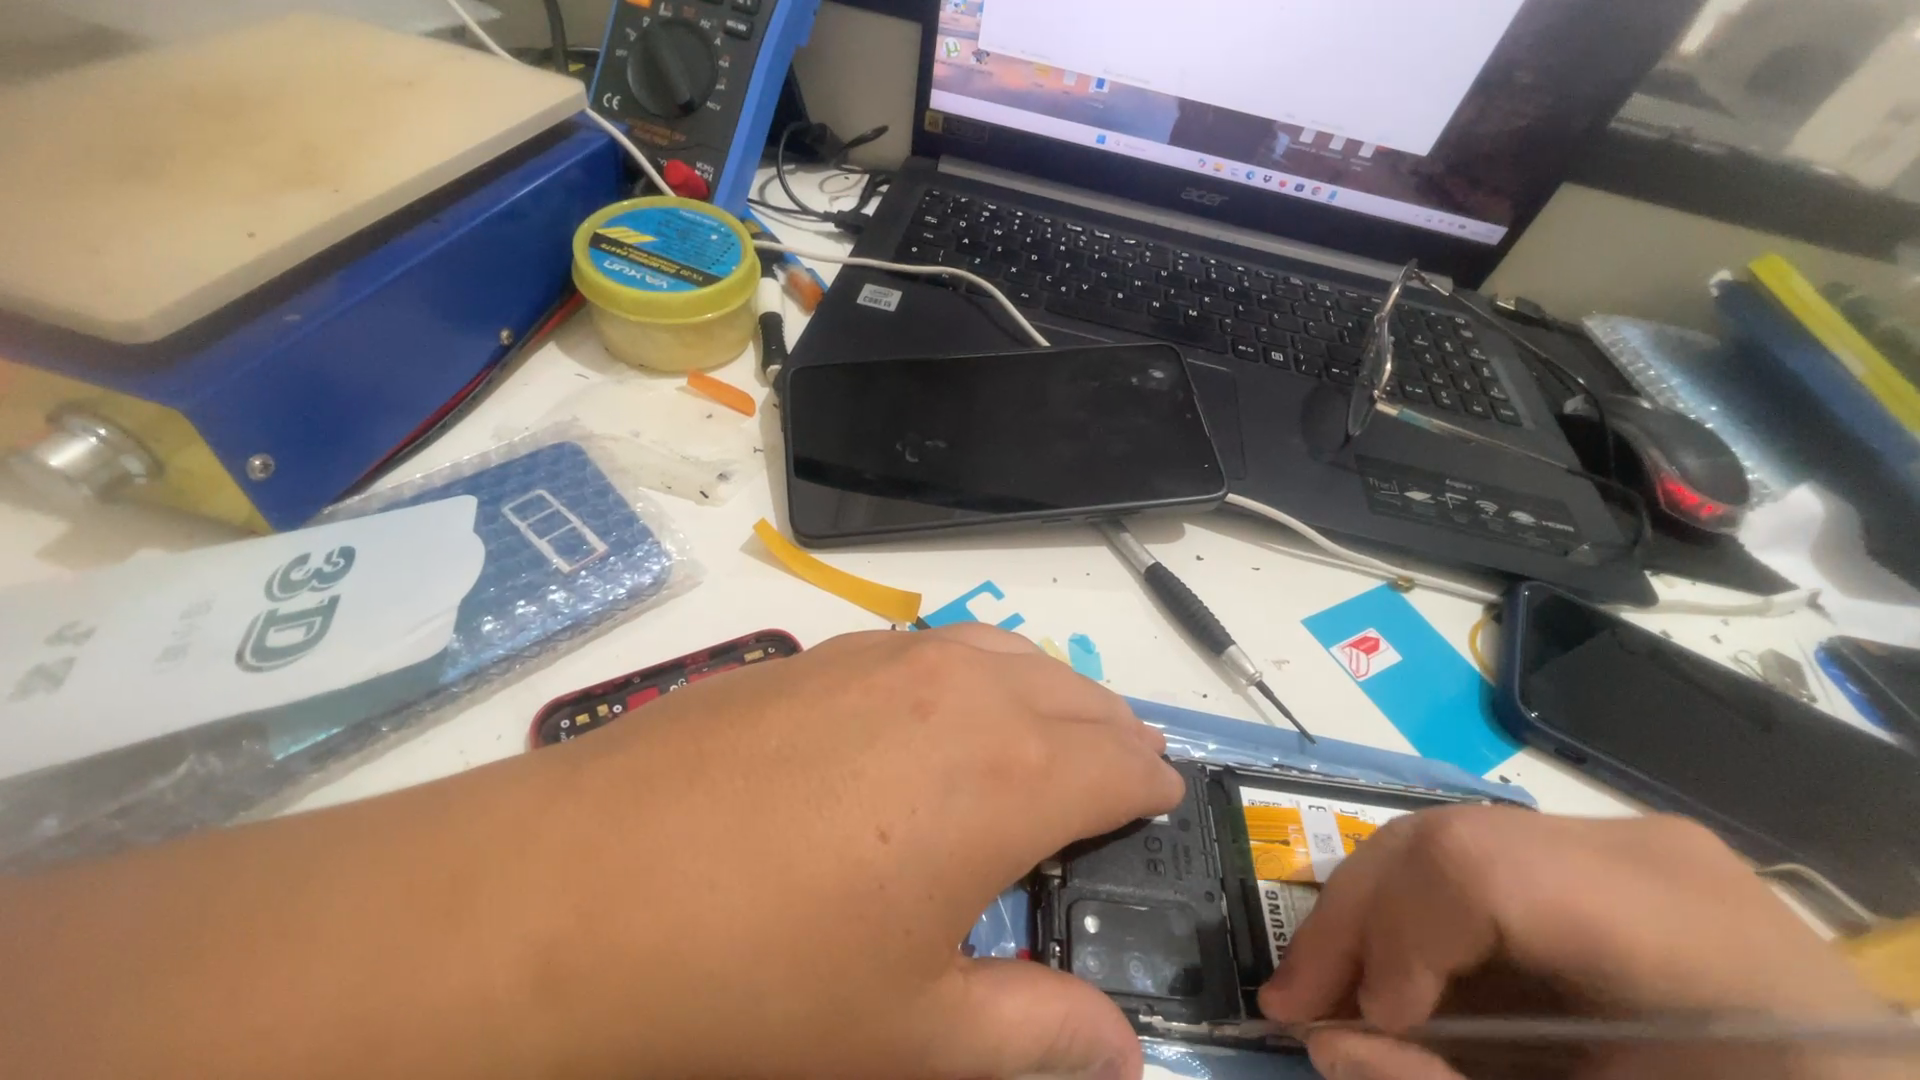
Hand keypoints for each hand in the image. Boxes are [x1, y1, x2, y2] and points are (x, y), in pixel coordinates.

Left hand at [524, 624, 1183, 1079]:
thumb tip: (1120, 1055)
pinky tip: (938, 712)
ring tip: (1048, 727)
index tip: (1162, 802)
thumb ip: (1036, 1035)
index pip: (1119, 762)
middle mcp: (960, 692)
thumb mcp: (912, 1032)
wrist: (577, 888)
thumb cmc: (760, 975)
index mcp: (1008, 775)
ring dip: (1045, 689)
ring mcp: (884, 658)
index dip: (1150, 785)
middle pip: (1074, 692)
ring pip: (1003, 653)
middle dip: (1110, 730)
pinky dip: (970, 671)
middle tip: (1119, 768)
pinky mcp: (819, 652)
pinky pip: (930, 646)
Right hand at [1258, 807, 1896, 1079]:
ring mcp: (1620, 844)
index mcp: (1677, 921)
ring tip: (1329, 992)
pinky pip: (1474, 867)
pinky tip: (1399, 979)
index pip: (1481, 872)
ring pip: (1440, 841)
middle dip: (1352, 923)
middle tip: (1293, 1004)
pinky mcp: (1603, 862)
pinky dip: (1417, 921)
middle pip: (1441, 841)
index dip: (1399, 941)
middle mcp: (1638, 849)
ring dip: (1369, 917)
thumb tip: (1330, 1048)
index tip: (1369, 1028)